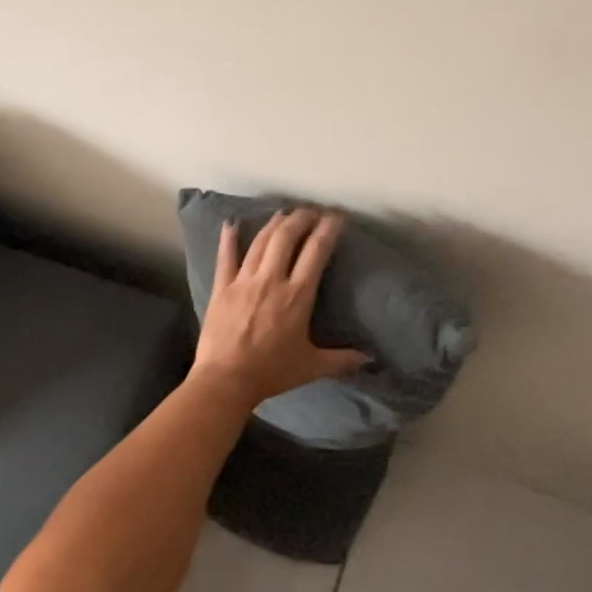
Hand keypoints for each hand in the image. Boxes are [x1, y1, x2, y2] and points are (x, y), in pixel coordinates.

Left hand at [188, 207, 368, 409]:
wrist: (226, 379)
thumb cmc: (271, 372)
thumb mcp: (312, 366)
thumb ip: (343, 360)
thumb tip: (370, 359)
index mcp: (297, 296)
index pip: (316, 252)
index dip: (327, 230)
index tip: (335, 218)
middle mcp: (271, 281)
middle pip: (286, 237)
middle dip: (300, 219)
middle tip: (310, 212)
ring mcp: (243, 282)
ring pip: (260, 243)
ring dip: (273, 224)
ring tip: (284, 214)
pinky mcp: (222, 289)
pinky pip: (225, 257)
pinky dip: (228, 239)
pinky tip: (231, 224)